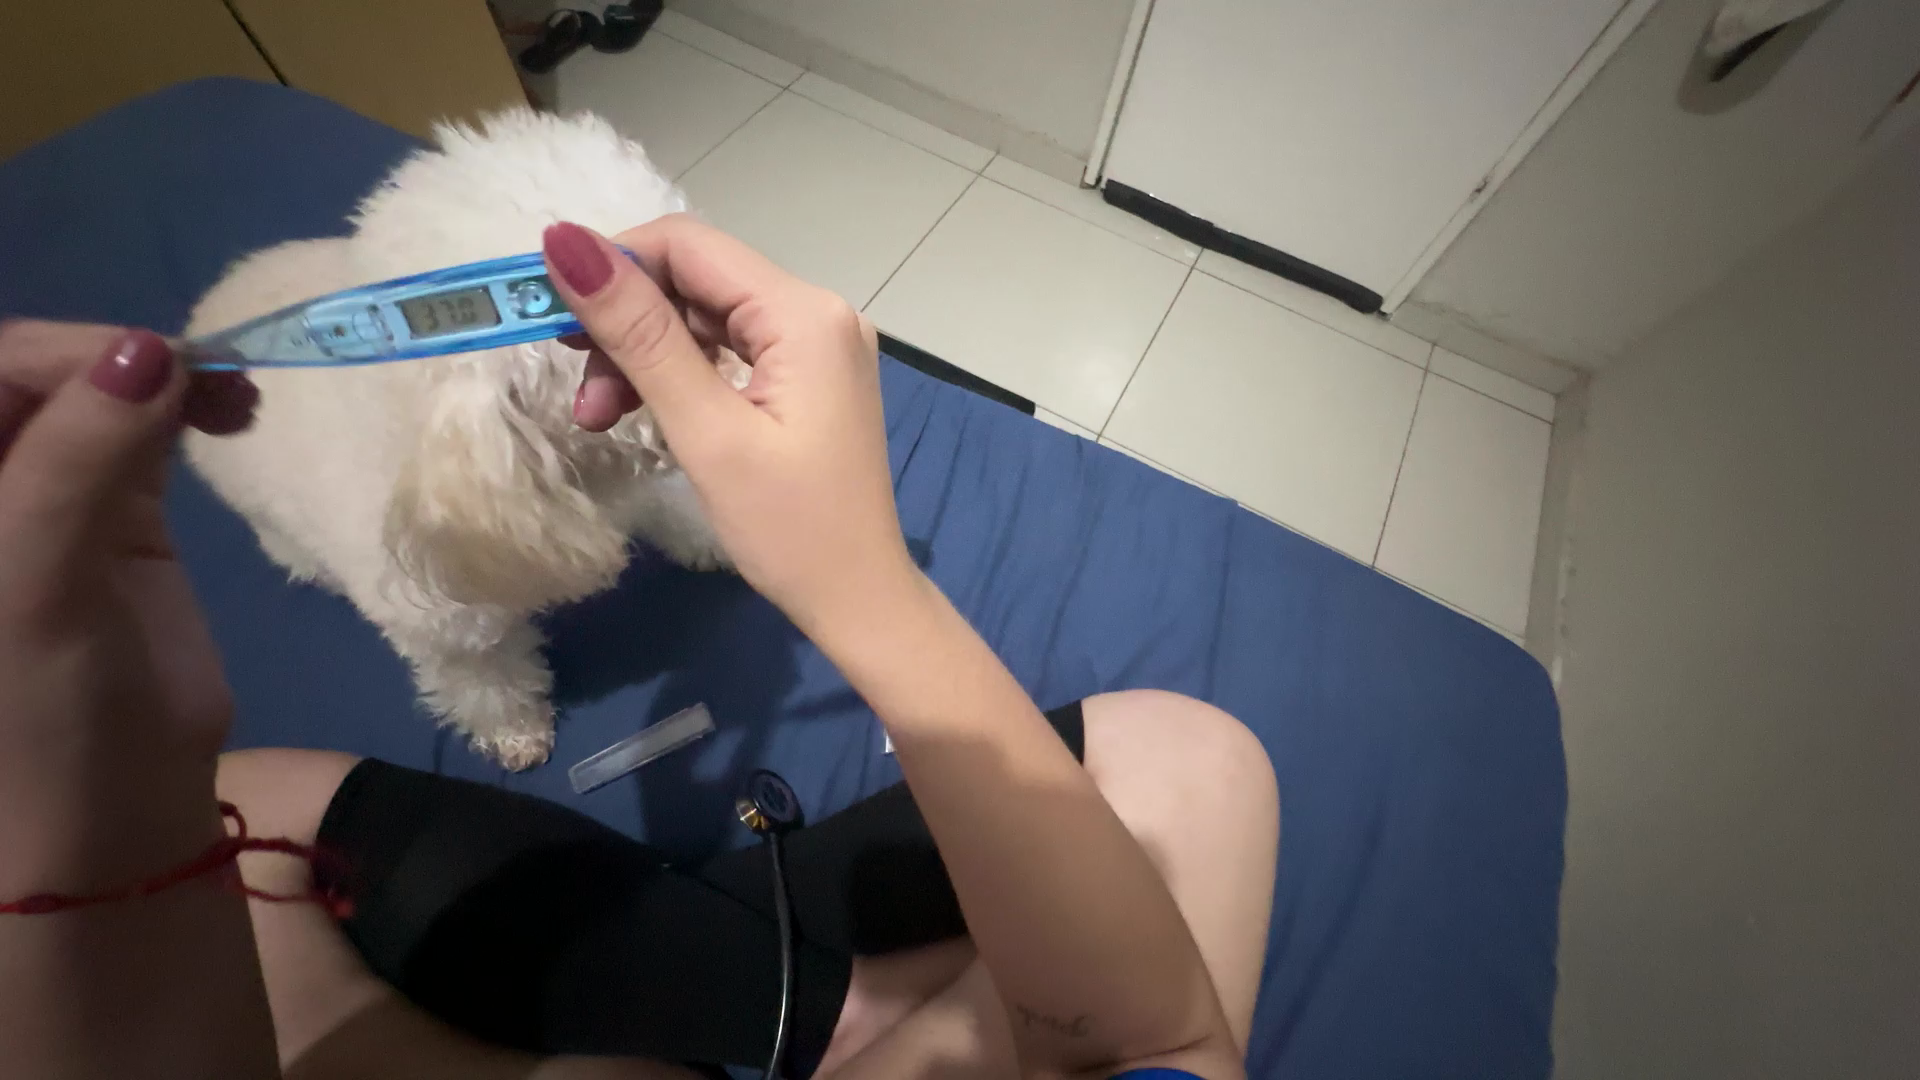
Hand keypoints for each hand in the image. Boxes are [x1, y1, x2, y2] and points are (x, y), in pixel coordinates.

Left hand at [0, 320, 257, 887]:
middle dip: (118, 361)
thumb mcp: (31, 580)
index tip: (169, 361)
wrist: (108, 792)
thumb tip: (154, 351)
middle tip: (222, 382)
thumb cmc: (32, 708)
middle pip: (27, 374)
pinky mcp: (109, 520)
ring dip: (160, 382)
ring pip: (90, 399)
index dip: (58, 352)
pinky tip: (224, 417)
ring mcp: (37, 496)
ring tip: (237, 401)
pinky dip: (181, 414)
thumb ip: (74, 462)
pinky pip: (135, 438)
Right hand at [543, 217, 921, 637]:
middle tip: (578, 386)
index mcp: (807, 314)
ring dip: (648, 358)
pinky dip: (685, 378)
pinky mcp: (812, 381)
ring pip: (710, 321)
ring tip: (601, 416)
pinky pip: (734, 355)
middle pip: (698, 282)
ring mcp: (821, 348)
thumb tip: (566, 240)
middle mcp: (822, 314)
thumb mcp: (708, 431)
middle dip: (627, 326)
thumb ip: (641, 335)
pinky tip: (644, 412)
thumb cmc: (789, 528)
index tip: (547, 312)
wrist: (856, 594)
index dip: (611, 264)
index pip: (689, 245)